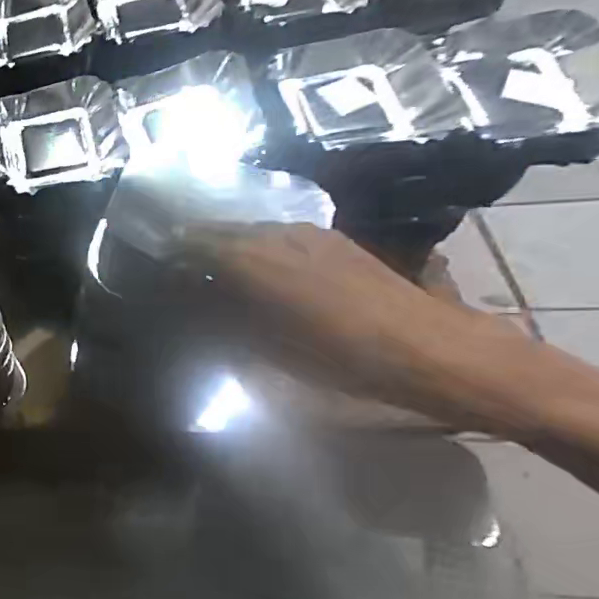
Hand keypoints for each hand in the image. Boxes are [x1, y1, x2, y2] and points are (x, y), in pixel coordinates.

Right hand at [185, 223, 527, 421]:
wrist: (437, 353)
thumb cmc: (347, 367)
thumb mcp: (272, 359)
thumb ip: (226, 328)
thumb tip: (196, 310)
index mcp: (256, 263)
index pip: (194, 246)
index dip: (173, 261)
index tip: (161, 281)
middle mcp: (279, 236)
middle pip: (222, 232)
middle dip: (198, 251)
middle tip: (185, 280)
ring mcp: (312, 234)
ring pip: (253, 231)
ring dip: (231, 249)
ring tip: (222, 279)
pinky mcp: (338, 241)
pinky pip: (282, 235)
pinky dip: (262, 250)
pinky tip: (267, 276)